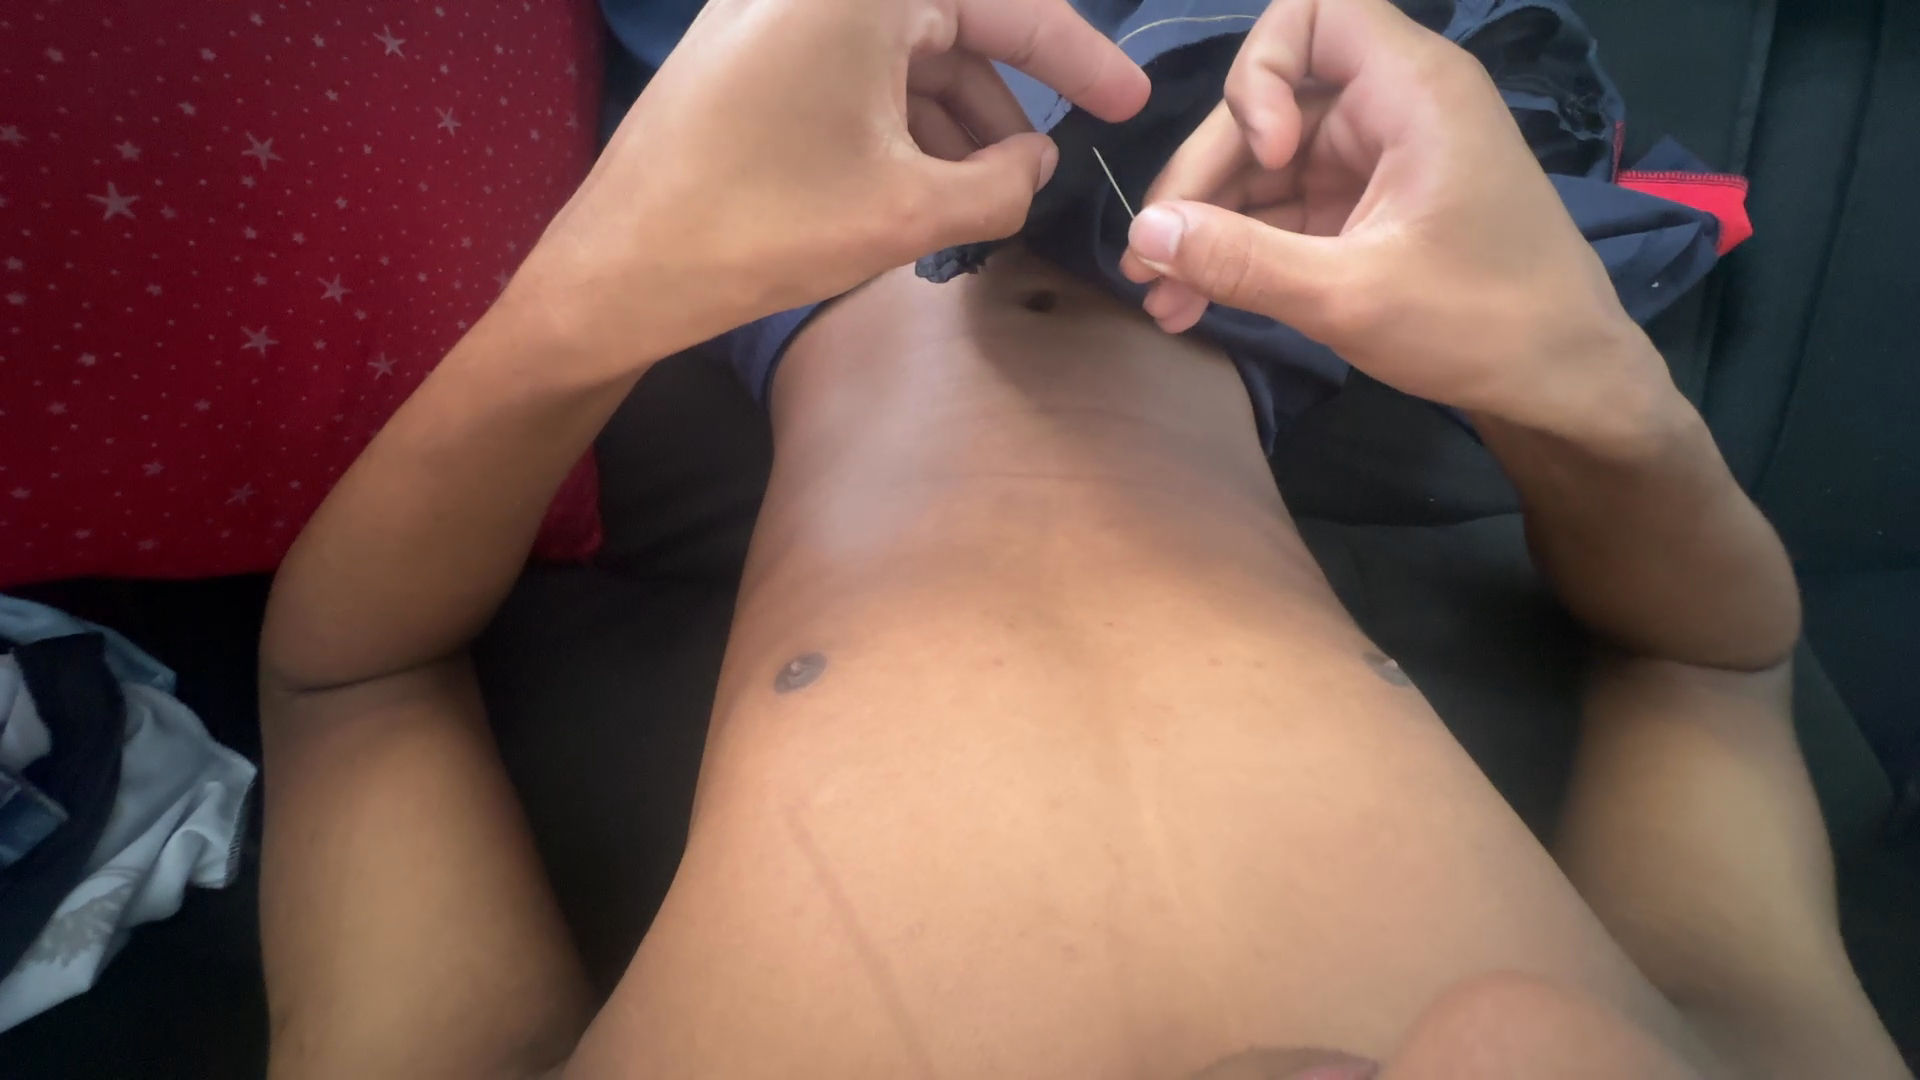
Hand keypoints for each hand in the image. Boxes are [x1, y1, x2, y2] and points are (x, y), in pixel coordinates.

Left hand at [512, 0, 1148, 377]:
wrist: (624, 270)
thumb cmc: (765, 231)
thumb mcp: (909, 213)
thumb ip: (1000, 183)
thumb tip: (1040, 162)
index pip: (1005, 3)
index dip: (1078, 57)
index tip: (1126, 105)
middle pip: (950, 31)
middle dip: (1001, 110)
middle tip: (1032, 180)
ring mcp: (776, 15)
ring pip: (901, 63)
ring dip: (950, 130)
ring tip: (975, 204)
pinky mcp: (751, 58)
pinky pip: (854, 81)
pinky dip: (898, 131)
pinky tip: (916, 189)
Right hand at [1118, 0, 1667, 436]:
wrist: (1548, 380)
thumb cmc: (1473, 323)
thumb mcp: (1345, 295)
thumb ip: (1240, 261)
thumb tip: (1141, 235)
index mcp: (1407, 93)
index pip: (1313, 13)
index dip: (1262, 75)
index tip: (1264, 157)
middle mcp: (1381, 113)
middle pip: (1260, 112)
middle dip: (1197, 186)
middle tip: (1148, 264)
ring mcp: (1363, 168)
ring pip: (1256, 173)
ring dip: (1202, 233)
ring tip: (1161, 301)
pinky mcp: (1351, 216)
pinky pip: (1273, 218)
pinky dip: (1232, 257)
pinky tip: (1190, 305)